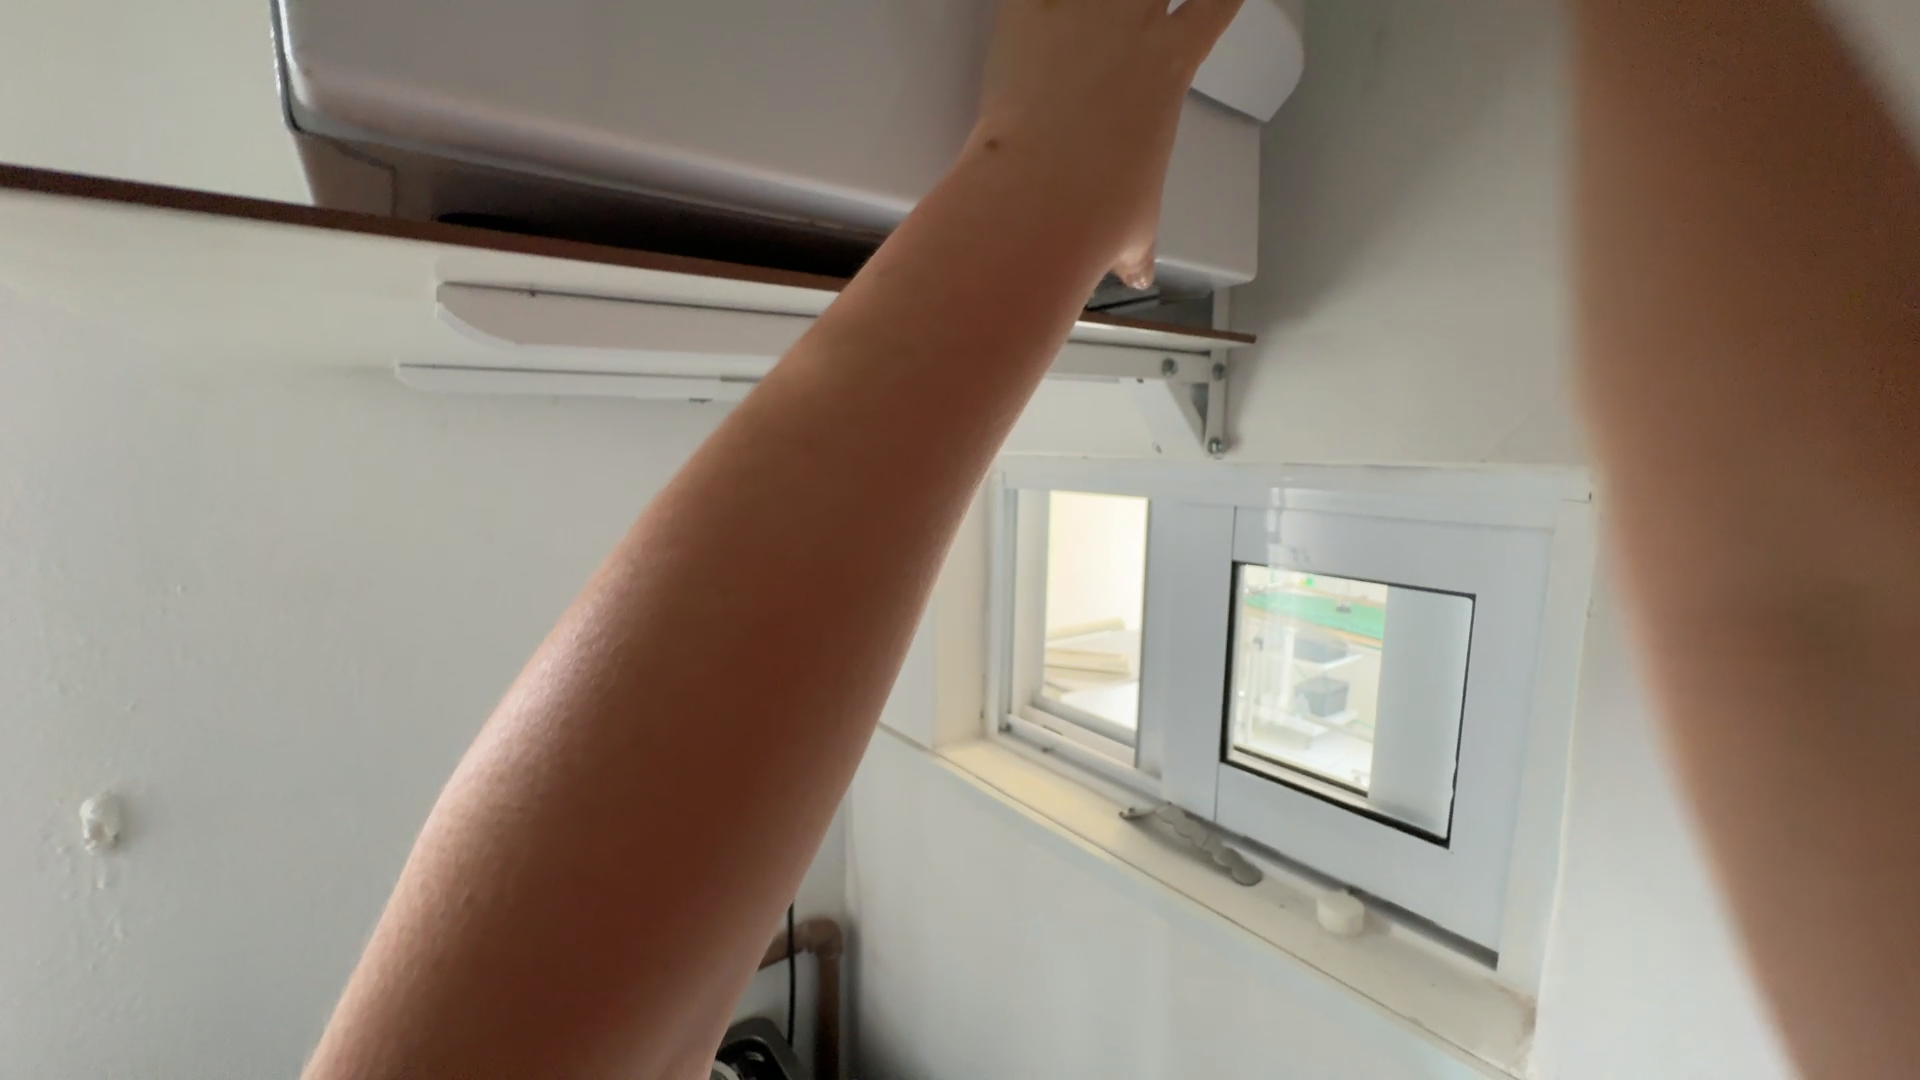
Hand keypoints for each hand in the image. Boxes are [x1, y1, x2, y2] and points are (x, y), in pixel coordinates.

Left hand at [974, 0, 1245, 288]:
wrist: (1038, 203)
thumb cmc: (1096, 217)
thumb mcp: (1131, 234)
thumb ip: (1139, 247)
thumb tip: (1140, 274)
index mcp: (1169, 68)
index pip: (1216, 4)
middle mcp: (1131, 25)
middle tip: (1133, 11)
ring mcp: (1078, 12)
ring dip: (1093, 1)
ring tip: (1083, 15)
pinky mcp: (1025, 15)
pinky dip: (1031, 0)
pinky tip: (1028, 9)